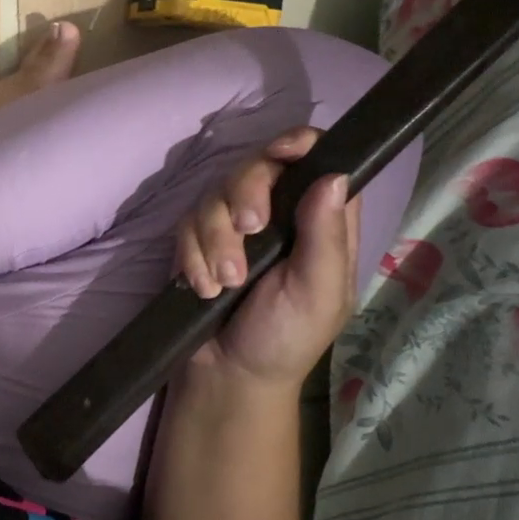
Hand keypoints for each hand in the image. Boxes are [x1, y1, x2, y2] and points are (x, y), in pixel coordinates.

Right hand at [174, 127, 361, 390]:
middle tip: (246, 231)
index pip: (315, 163)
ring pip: (213, 198)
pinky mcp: (197, 242)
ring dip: (214, 241)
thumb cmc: (287, 338)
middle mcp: (276, 216)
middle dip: (243, 196)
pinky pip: (185, 226)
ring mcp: (233, 228)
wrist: (228, 374)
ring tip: (224, 284)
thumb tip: (333, 175)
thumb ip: (325, 235)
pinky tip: (203, 288)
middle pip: (254, 169)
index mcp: (320, 222)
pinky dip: (192, 257)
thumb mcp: (319, 291)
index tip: (284, 150)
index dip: (300, 146)